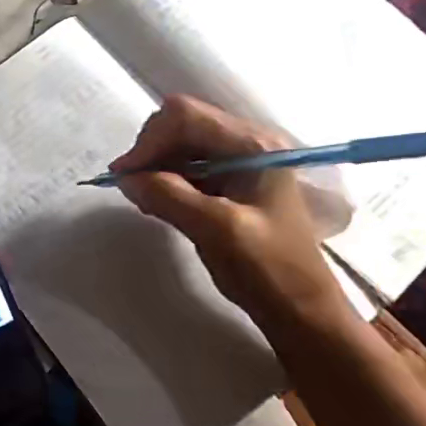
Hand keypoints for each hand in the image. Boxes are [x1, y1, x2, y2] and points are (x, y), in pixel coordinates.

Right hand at [113, 95, 348, 330]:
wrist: (300, 308)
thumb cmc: (268, 268)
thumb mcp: (215, 230)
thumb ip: (169, 196)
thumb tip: (125, 178)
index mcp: (253, 145)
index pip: (186, 117)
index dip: (149, 141)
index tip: (125, 177)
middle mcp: (247, 143)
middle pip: (182, 124)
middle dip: (151, 151)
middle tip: (134, 189)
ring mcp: (240, 163)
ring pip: (182, 145)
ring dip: (156, 167)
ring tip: (147, 201)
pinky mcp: (231, 183)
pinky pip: (189, 167)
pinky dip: (167, 180)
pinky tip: (160, 204)